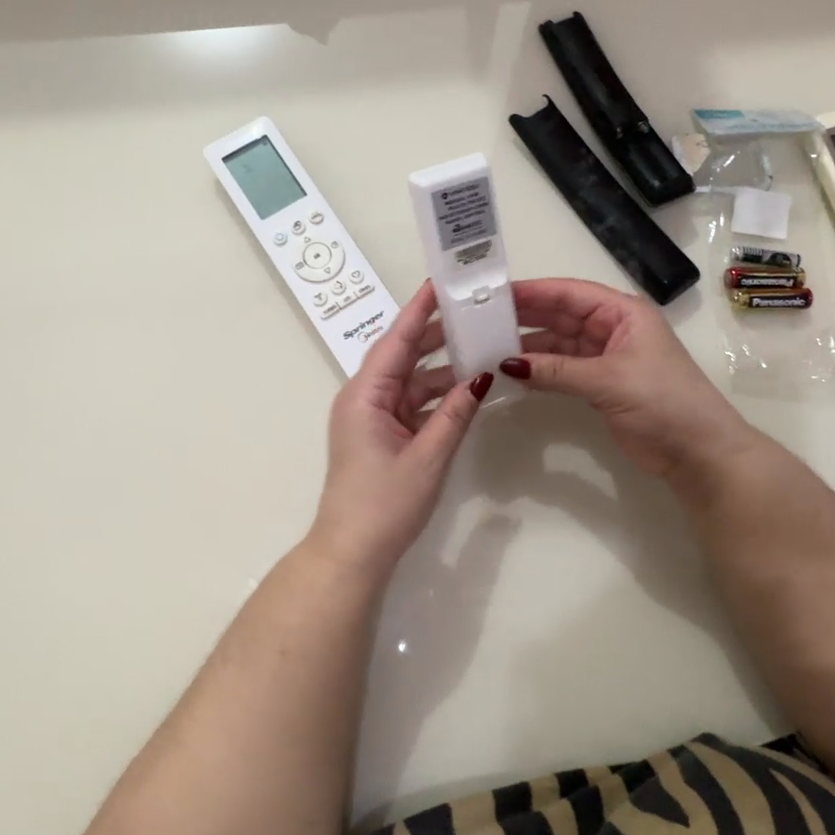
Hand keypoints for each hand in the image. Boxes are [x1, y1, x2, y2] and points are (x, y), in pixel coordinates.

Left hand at [307, 283, 491, 577]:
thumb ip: (455, 413)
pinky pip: (411, 402)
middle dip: (435, 334)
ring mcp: (372, 417)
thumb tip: (481, 376)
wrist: (353, 552)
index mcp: (365, 395)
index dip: (419, 310)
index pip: (395, 340)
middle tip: (472, 311)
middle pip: (402, 355)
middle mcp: (364, 398)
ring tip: (479, 345)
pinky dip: (436, 395)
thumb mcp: (427, 456)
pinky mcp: (381, 435)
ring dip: (440, 367)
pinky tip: (465, 387)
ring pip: (409, 379)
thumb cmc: (385, 503)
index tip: (441, 283)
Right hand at [500, 278, 754, 480]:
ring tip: (487, 346)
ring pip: (559, 343)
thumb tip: (505, 365)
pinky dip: (540, 370)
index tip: (493, 293)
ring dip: (528, 346)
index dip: (532, 292)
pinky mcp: (601, 384)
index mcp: (624, 313)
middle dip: (524, 317)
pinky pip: (562, 368)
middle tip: (480, 318)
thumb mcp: (608, 380)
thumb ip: (556, 371)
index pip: (570, 293)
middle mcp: (613, 328)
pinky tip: (511, 372)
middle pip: (561, 315)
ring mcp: (606, 357)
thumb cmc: (663, 401)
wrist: (698, 451)